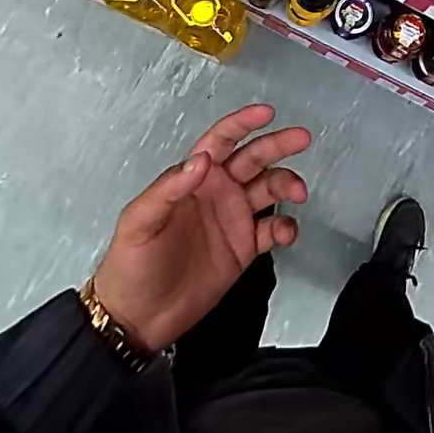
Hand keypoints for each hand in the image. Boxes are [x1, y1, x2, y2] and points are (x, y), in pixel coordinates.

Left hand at [91, 104, 310, 352]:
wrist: (138, 319)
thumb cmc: (131, 264)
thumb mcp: (140, 221)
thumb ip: (170, 187)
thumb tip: (203, 160)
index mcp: (194, 179)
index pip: (221, 141)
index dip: (243, 123)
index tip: (266, 113)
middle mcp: (217, 192)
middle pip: (254, 158)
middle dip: (279, 145)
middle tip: (302, 138)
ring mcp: (233, 219)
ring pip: (269, 189)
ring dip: (286, 184)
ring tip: (298, 193)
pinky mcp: (243, 248)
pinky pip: (272, 230)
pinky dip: (286, 227)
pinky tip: (287, 233)